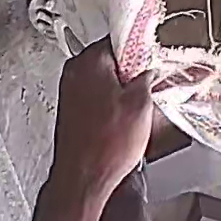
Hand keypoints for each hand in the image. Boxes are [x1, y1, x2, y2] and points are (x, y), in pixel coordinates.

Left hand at [48, 35, 155, 206]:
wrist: (83, 180)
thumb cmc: (106, 145)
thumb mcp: (141, 105)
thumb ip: (146, 78)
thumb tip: (148, 71)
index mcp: (90, 61)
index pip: (118, 39)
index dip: (139, 49)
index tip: (151, 57)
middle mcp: (75, 71)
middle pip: (109, 58)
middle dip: (130, 70)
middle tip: (148, 83)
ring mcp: (69, 90)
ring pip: (102, 77)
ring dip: (119, 87)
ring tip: (136, 106)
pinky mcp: (70, 109)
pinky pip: (94, 94)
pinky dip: (108, 101)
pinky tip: (121, 118)